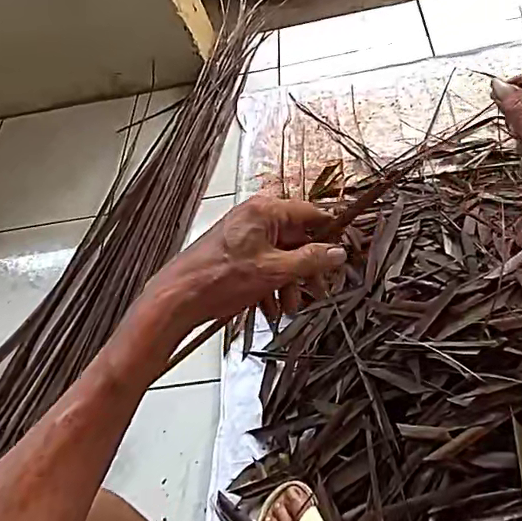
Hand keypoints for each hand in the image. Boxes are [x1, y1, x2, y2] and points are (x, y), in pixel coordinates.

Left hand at [144, 194, 347, 335]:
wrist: (177, 298)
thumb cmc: (221, 278)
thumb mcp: (275, 271)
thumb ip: (310, 260)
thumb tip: (338, 253)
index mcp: (265, 211)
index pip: (310, 213)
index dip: (330, 232)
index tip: (344, 249)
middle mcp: (254, 218)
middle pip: (295, 239)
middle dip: (306, 269)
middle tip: (319, 290)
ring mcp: (243, 236)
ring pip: (279, 256)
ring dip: (289, 283)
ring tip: (289, 307)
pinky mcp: (233, 255)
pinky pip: (262, 266)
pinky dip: (270, 286)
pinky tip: (270, 309)